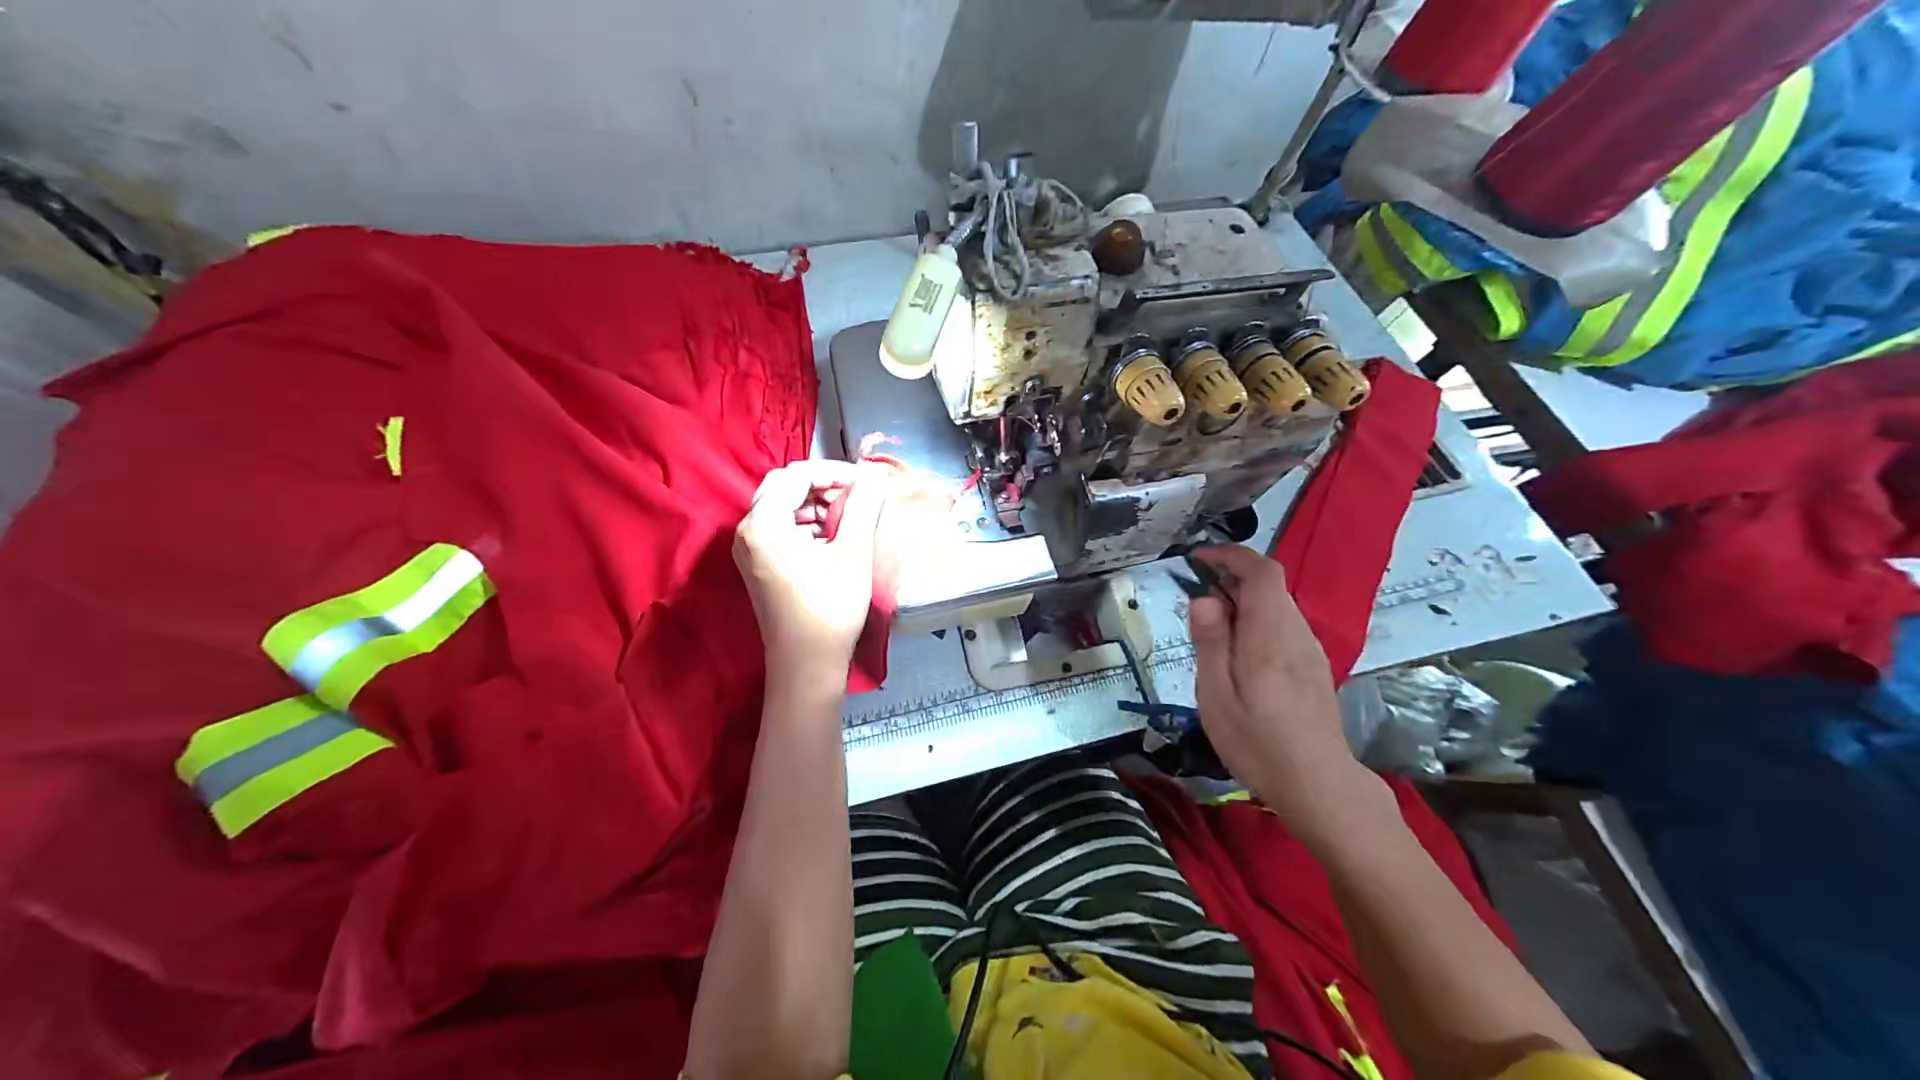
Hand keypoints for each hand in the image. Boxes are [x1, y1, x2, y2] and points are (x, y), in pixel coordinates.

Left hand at [734, 460, 890, 676]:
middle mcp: (747, 531)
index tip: (867, 481)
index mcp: (763, 523)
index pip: (798, 474)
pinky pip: (779, 528)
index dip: (835, 471)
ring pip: (782, 506)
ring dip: (815, 502)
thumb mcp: (852, 553)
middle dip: (823, 484)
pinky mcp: (758, 564)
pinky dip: (806, 522)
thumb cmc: (830, 609)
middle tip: (857, 494)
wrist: (806, 664)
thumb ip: (862, 508)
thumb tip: (873, 478)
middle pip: (784, 486)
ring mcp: (749, 549)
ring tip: (850, 515)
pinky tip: (832, 536)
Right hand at [1187, 545, 1368, 823]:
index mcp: (1270, 635)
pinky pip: (1283, 627)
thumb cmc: (1258, 744)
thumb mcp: (1217, 697)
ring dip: (1243, 601)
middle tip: (1195, 601)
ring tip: (1211, 629)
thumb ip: (1210, 643)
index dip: (1231, 555)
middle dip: (1231, 578)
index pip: (1262, 571)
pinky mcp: (1313, 668)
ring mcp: (1310, 651)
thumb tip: (1204, 598)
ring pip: (1277, 606)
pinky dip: (1257, 621)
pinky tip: (1239, 654)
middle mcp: (1296, 633)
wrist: (1319, 787)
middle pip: (1270, 586)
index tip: (1198, 560)